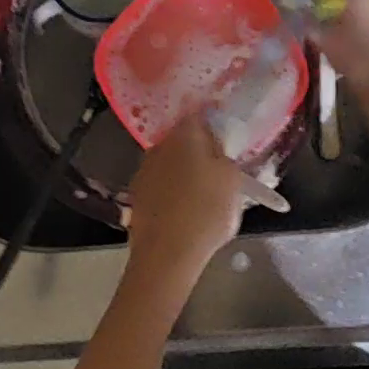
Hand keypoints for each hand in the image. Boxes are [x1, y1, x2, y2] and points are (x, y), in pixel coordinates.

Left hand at [126, 115, 242, 276]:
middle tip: (218, 168)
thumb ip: (223, 154)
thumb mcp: (232, 179)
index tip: (226, 136)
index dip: (213, 121)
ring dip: (184, 172)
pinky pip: (161, 186)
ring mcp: (143, 172)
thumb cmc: (207, 211)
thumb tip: (213, 145)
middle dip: (198, 149)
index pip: (198, 114)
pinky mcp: (136, 198)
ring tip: (203, 193)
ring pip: (169, 164)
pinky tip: (184, 210)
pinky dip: (172, 192)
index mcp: (183, 135)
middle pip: (182, 140)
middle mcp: (158, 147)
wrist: (167, 254)